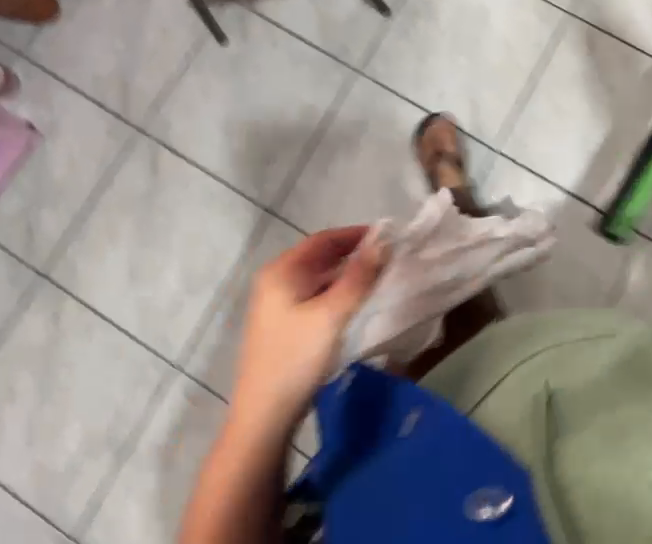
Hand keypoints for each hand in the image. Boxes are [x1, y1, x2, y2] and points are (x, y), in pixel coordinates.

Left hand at [228, 227, 385, 435]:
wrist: (264, 416)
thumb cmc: (296, 358)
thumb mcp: (331, 315)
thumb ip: (358, 277)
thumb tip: (384, 241)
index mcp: (281, 271)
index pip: (323, 239)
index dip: (355, 235)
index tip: (388, 237)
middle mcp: (274, 280)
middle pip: (319, 257)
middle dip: (353, 256)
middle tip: (387, 260)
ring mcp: (276, 304)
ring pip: (317, 279)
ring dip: (345, 277)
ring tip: (377, 281)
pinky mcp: (282, 325)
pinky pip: (313, 298)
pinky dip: (335, 295)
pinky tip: (354, 306)